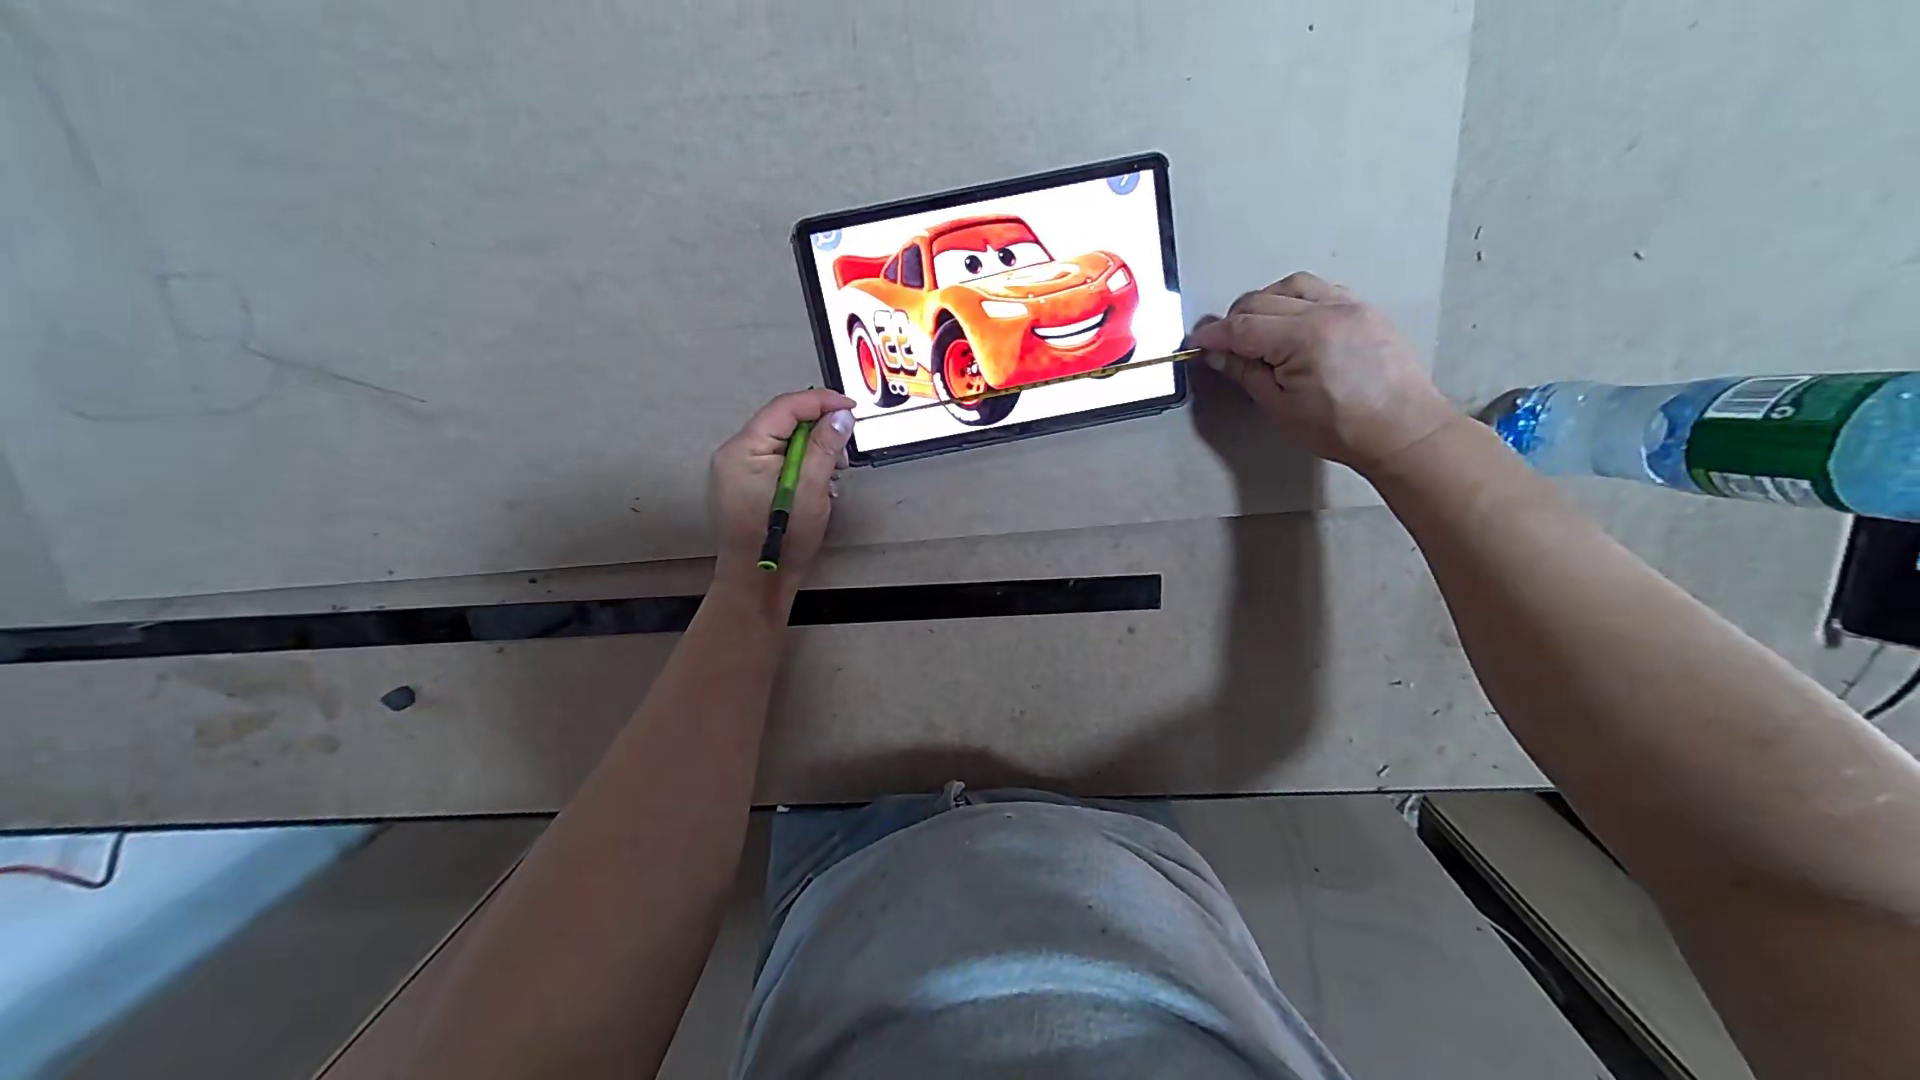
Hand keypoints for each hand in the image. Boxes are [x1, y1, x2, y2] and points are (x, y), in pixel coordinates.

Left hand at [709, 389, 854, 592]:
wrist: (758, 583)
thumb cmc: (782, 539)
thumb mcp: (811, 489)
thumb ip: (825, 448)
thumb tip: (841, 416)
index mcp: (743, 449)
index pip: (784, 408)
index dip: (820, 402)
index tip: (851, 408)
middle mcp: (735, 453)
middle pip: (782, 422)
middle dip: (819, 427)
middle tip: (846, 443)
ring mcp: (738, 470)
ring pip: (782, 442)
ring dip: (813, 448)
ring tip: (835, 470)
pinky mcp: (746, 485)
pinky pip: (777, 460)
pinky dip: (802, 463)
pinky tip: (819, 482)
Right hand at [1189, 272, 1457, 473]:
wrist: (1402, 429)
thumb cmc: (1341, 428)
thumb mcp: (1280, 406)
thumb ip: (1245, 373)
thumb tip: (1217, 355)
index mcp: (1304, 338)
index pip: (1242, 326)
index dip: (1212, 334)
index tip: (1194, 343)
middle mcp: (1327, 310)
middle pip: (1260, 300)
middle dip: (1233, 320)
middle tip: (1221, 346)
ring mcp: (1349, 305)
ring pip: (1290, 286)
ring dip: (1263, 303)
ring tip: (1255, 331)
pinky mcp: (1364, 308)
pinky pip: (1319, 289)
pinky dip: (1294, 299)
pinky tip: (1288, 322)